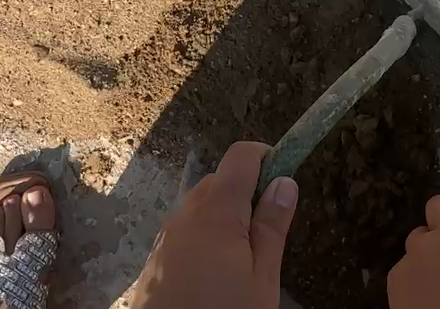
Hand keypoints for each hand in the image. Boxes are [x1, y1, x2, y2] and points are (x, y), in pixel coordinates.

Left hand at [128, 141, 299, 308]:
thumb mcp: (261, 283)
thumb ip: (272, 228)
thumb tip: (285, 181)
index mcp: (216, 213)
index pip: (240, 156)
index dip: (265, 157)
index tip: (282, 182)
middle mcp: (185, 215)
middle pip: (220, 180)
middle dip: (245, 194)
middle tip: (264, 235)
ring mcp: (165, 236)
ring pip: (200, 205)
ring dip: (222, 216)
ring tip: (239, 261)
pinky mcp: (153, 259)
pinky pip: (183, 230)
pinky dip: (201, 236)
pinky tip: (211, 275)